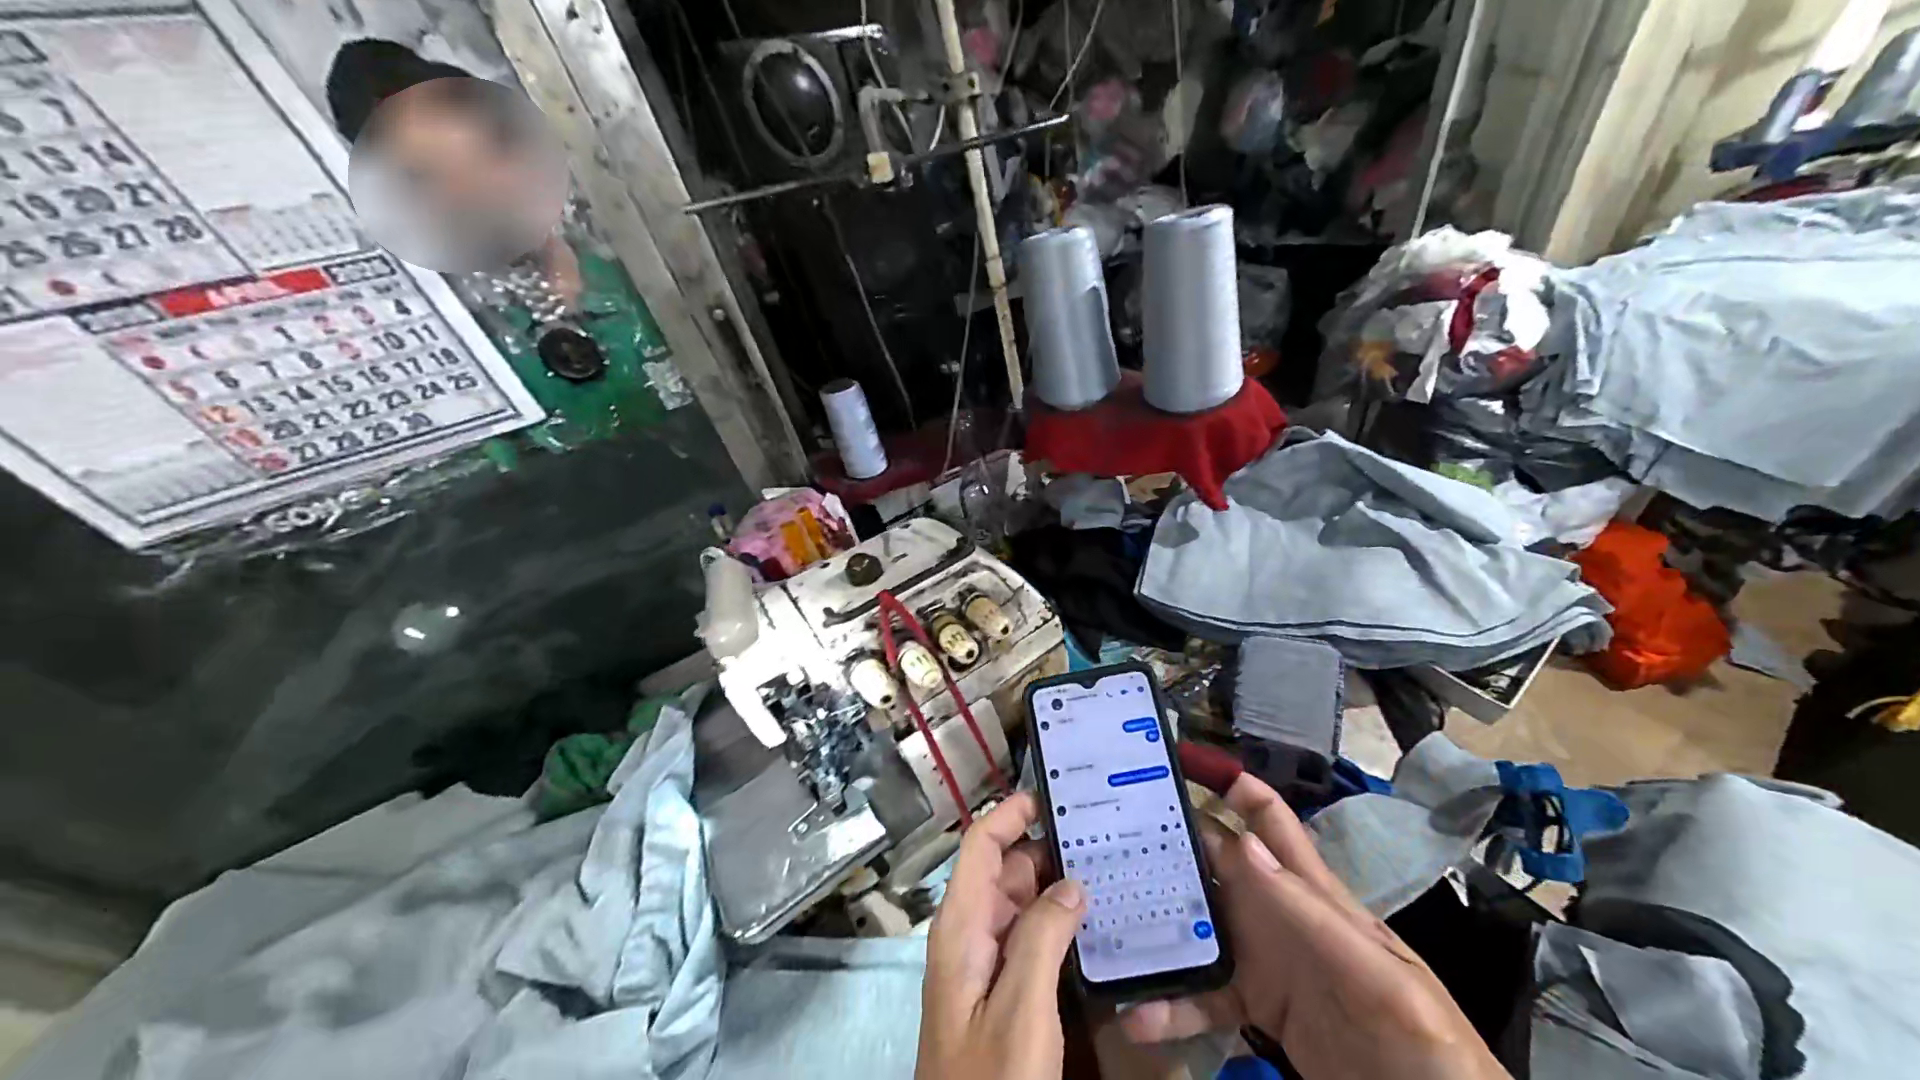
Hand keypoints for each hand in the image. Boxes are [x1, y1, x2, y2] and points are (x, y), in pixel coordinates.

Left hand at [917, 792, 1087, 1079]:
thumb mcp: (1020, 1010)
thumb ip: (1041, 938)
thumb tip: (1069, 883)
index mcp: (960, 927)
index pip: (979, 848)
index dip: (1009, 815)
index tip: (1050, 795)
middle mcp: (970, 934)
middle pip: (1004, 871)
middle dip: (1045, 848)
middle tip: (1098, 834)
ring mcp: (986, 963)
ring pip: (1020, 904)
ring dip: (1055, 885)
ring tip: (1106, 868)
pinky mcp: (1004, 990)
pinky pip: (1030, 938)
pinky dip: (1058, 921)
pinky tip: (1095, 922)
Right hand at [1119, 773, 1509, 1079]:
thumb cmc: (1424, 1044)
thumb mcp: (1375, 976)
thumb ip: (1309, 913)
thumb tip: (1241, 843)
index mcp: (1309, 891)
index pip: (1266, 819)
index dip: (1227, 783)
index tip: (1174, 761)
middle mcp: (1277, 912)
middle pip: (1214, 863)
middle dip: (1167, 845)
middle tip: (1109, 840)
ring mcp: (1264, 960)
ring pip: (1197, 925)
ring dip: (1155, 923)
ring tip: (1107, 927)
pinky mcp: (1257, 1008)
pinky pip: (1203, 997)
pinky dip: (1170, 1004)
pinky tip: (1136, 1016)